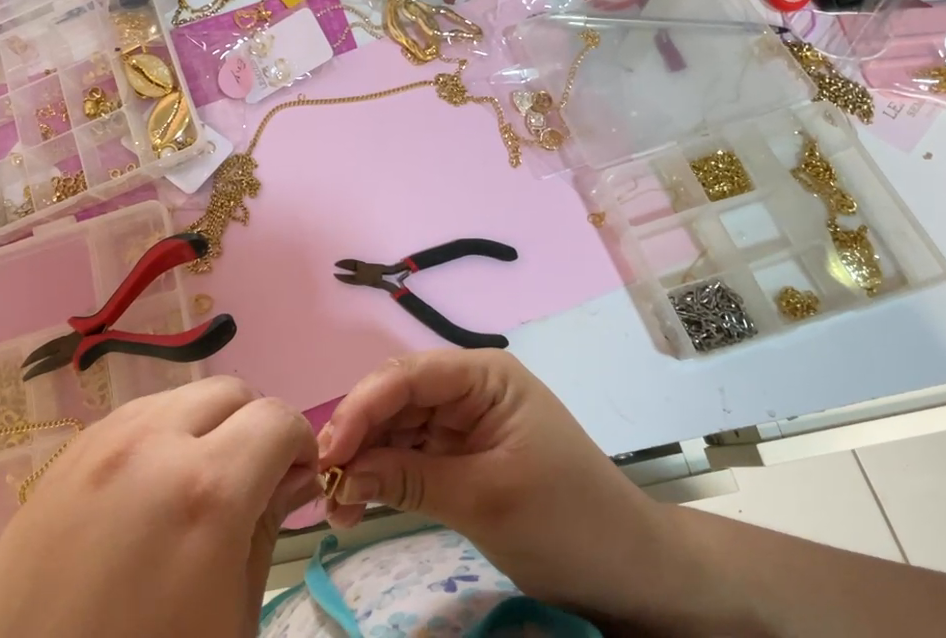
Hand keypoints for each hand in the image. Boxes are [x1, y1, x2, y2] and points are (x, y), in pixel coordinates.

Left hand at [0, 376, 319, 637]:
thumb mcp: (228, 616)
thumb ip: (264, 531)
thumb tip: (291, 479)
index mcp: (206, 489)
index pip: (278, 420)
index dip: (299, 448)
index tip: (296, 484)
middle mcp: (153, 443)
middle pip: (230, 392)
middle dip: (254, 428)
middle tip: (252, 484)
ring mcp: (101, 442)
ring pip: (179, 396)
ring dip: (205, 426)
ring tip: (196, 487)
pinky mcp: (65, 456)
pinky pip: (133, 418)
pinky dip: (159, 437)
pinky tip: (148, 492)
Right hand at [317, 350, 698, 627]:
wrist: (625, 570)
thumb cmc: (566, 520)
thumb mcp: (483, 498)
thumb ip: (407, 479)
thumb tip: (339, 477)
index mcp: (484, 376)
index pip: (407, 376)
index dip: (361, 408)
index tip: (326, 453)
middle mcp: (467, 390)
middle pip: (393, 401)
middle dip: (355, 440)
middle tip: (320, 487)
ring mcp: (461, 423)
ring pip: (392, 431)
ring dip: (361, 465)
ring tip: (334, 509)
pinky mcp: (457, 457)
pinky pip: (406, 458)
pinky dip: (379, 481)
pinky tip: (355, 508)